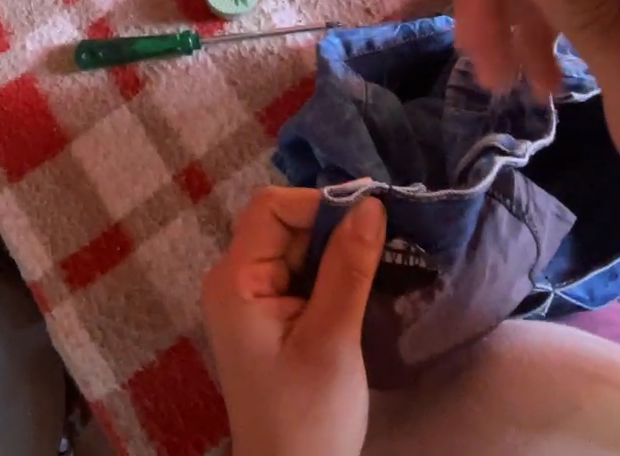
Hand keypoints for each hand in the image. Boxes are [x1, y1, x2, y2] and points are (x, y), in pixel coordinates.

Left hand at [201, 188, 383, 455]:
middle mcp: (235, 280)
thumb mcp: (332, 339)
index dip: (318, 203)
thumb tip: (371, 204)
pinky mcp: (269, 317)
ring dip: (335, 249)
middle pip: (282, 224)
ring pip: (295, 247)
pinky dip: (330, 272)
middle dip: (332, 225)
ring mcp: (250, 299)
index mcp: (235, 280)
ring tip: (381, 257)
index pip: (270, 209)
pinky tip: (361, 281)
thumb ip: (348, 268)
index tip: (371, 214)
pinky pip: (298, 274)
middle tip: (385, 236)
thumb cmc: (308, 417)